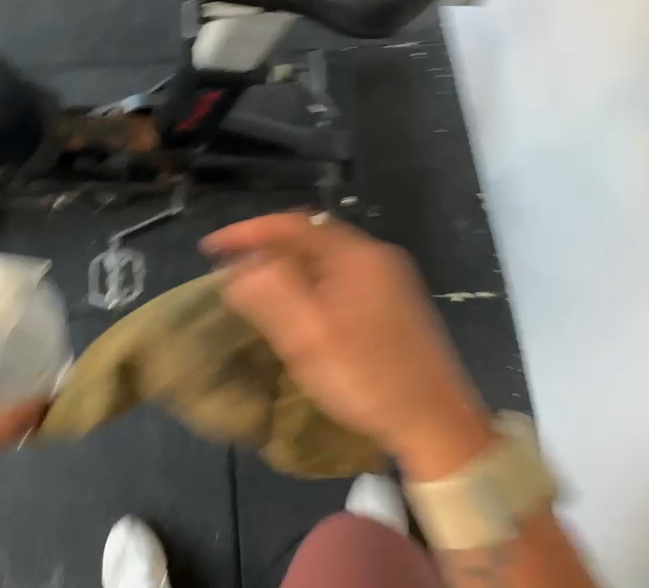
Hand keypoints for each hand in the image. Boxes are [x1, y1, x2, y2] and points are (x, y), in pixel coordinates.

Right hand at [202, 213, 496, 481]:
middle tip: (230, 266)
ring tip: (256, 285)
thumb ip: (268, 292)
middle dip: (267, 247)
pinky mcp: (396, 306)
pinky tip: (299, 307)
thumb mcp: (308, 336)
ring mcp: (391, 280)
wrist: (438, 425)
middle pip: (312, 237)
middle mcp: (377, 256)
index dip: (247, 232)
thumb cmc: (367, 376)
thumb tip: (237, 266)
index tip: (210, 248)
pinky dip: (311, 283)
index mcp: (357, 254)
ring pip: (327, 259)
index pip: (292, 225)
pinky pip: (341, 278)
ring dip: (288, 267)